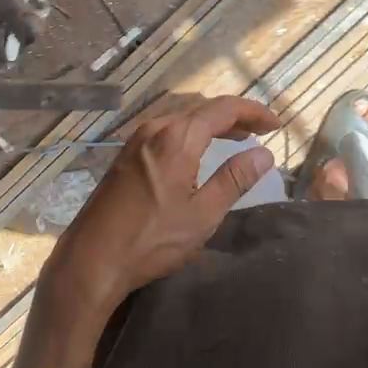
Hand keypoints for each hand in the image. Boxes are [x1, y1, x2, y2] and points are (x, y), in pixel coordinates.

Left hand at [44, 94, 281, 310]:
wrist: (91, 258)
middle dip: (234, 115)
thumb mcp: (202, 214)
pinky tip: (198, 151)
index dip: (253, 111)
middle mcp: (156, 128)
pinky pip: (166, 129)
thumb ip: (234, 179)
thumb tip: (263, 154)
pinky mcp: (126, 154)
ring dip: (211, 123)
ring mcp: (136, 139)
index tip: (276, 124)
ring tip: (235, 138)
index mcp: (177, 137)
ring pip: (182, 117)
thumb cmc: (151, 240)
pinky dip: (190, 132)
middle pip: (202, 108)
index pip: (223, 109)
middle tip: (260, 130)